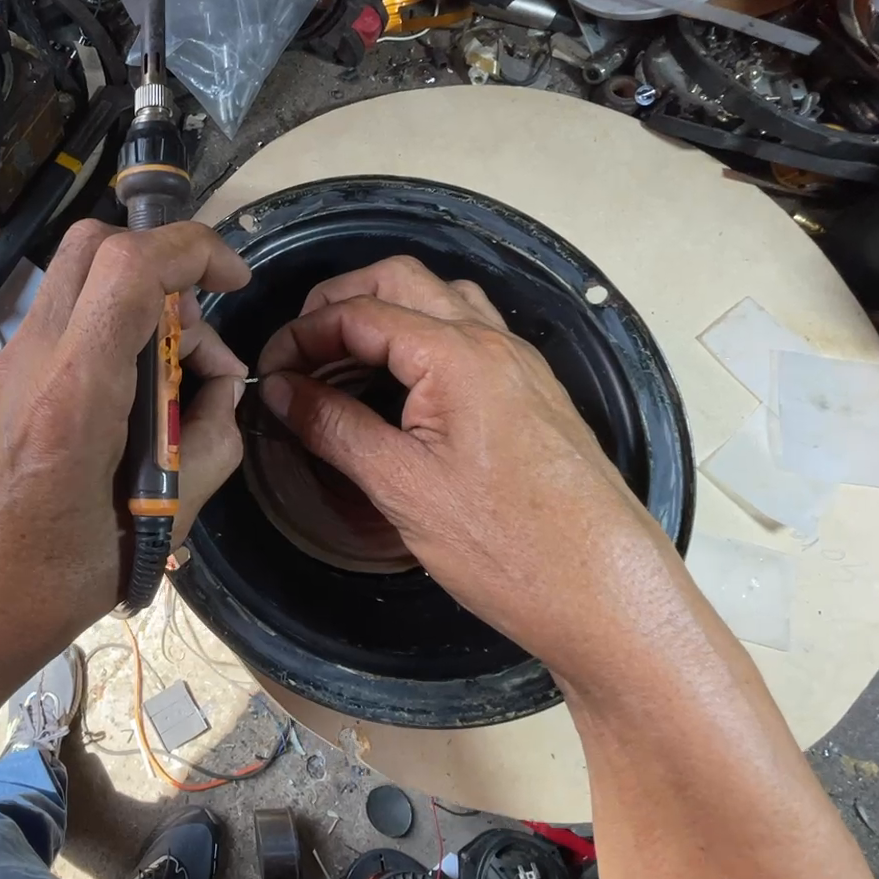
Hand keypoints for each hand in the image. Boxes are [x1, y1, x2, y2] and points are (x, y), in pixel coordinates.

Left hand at [0, 220, 250, 675]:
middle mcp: (30, 361)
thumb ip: (212, 437)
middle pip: (93, 245)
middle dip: (163, 261)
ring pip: (76, 278)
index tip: (234, 281)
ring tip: (173, 381)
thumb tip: (223, 382)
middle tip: (196, 331)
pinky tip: (129, 395)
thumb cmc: (61, 581)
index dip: (193, 251)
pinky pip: (62, 319)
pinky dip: (108, 328)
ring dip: (137, 302)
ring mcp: (5, 366)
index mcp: (72, 397)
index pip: (129, 268)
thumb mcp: (165, 522)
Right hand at [255, 256, 678, 684]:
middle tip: (300, 351)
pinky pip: (464, 333)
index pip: (358, 313)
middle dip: (337, 303)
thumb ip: (332, 426)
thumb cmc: (503, 545)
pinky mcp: (529, 392)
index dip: (300, 336)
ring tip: (341, 364)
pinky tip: (395, 387)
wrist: (609, 598)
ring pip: (437, 299)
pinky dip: (415, 339)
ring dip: (381, 313)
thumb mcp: (400, 486)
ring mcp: (517, 364)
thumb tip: (277, 390)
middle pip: (399, 280)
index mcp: (456, 355)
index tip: (268, 375)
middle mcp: (492, 341)